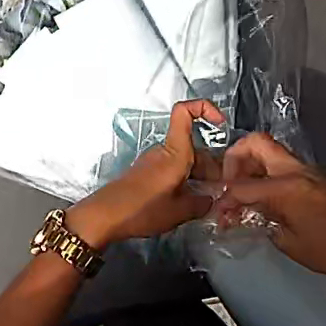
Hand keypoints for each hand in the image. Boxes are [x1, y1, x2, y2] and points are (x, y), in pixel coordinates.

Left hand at [66, 100, 224, 245]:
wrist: (104, 217)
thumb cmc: (141, 209)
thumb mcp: (179, 212)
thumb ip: (201, 204)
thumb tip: (211, 200)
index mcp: (174, 153)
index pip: (184, 113)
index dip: (204, 108)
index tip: (220, 124)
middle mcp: (164, 152)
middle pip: (193, 147)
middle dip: (211, 165)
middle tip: (221, 189)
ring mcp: (154, 162)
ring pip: (184, 161)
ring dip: (199, 176)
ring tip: (208, 200)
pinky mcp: (146, 174)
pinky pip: (172, 170)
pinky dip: (185, 181)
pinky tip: (189, 202)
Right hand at [214, 133, 325, 292]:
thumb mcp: (290, 243)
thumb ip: (263, 222)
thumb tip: (245, 215)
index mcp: (286, 185)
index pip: (242, 185)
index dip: (224, 199)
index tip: (217, 214)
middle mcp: (296, 171)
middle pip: (255, 144)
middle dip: (233, 161)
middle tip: (227, 188)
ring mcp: (307, 174)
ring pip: (268, 154)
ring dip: (249, 168)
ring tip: (240, 197)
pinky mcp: (314, 182)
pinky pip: (280, 169)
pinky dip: (264, 178)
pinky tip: (260, 203)